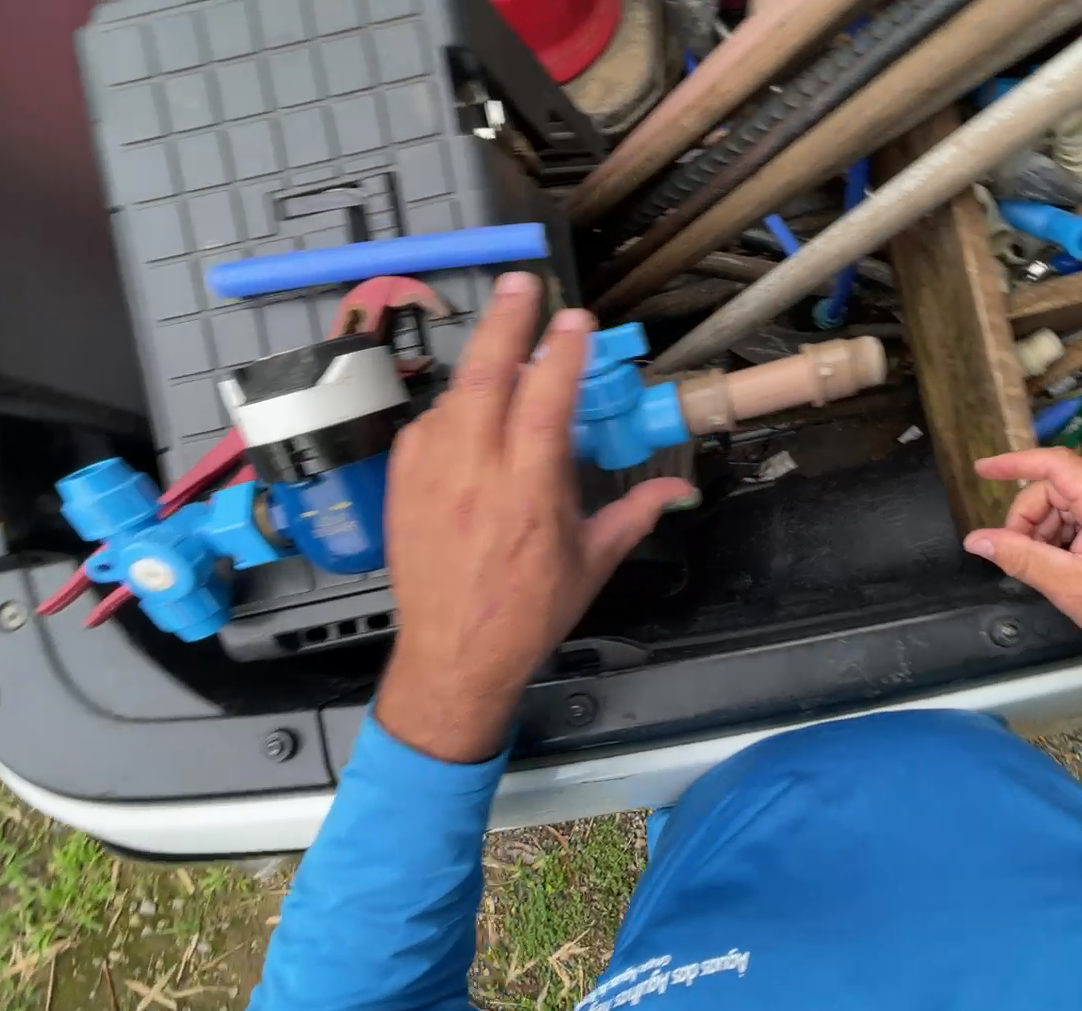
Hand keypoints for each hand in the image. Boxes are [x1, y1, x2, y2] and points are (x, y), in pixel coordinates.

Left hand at [375, 273, 696, 761]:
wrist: (454, 656)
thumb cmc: (530, 613)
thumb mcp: (592, 564)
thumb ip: (635, 515)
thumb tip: (680, 491)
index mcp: (529, 495)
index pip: (544, 405)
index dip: (562, 355)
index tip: (575, 320)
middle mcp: (475, 476)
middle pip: (486, 380)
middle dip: (506, 322)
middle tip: (523, 283)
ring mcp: (430, 478)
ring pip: (453, 398)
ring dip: (481, 366)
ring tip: (504, 348)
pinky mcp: (402, 488)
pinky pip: (425, 427)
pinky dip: (451, 407)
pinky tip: (467, 409)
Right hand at [963, 449, 1081, 721]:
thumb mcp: (1067, 585)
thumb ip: (1018, 556)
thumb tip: (976, 540)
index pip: (1055, 465)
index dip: (1014, 463)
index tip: (981, 470)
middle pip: (1055, 489)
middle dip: (1029, 520)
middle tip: (1021, 557)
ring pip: (1066, 504)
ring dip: (1046, 532)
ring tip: (1050, 568)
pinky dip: (1064, 536)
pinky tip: (1065, 565)